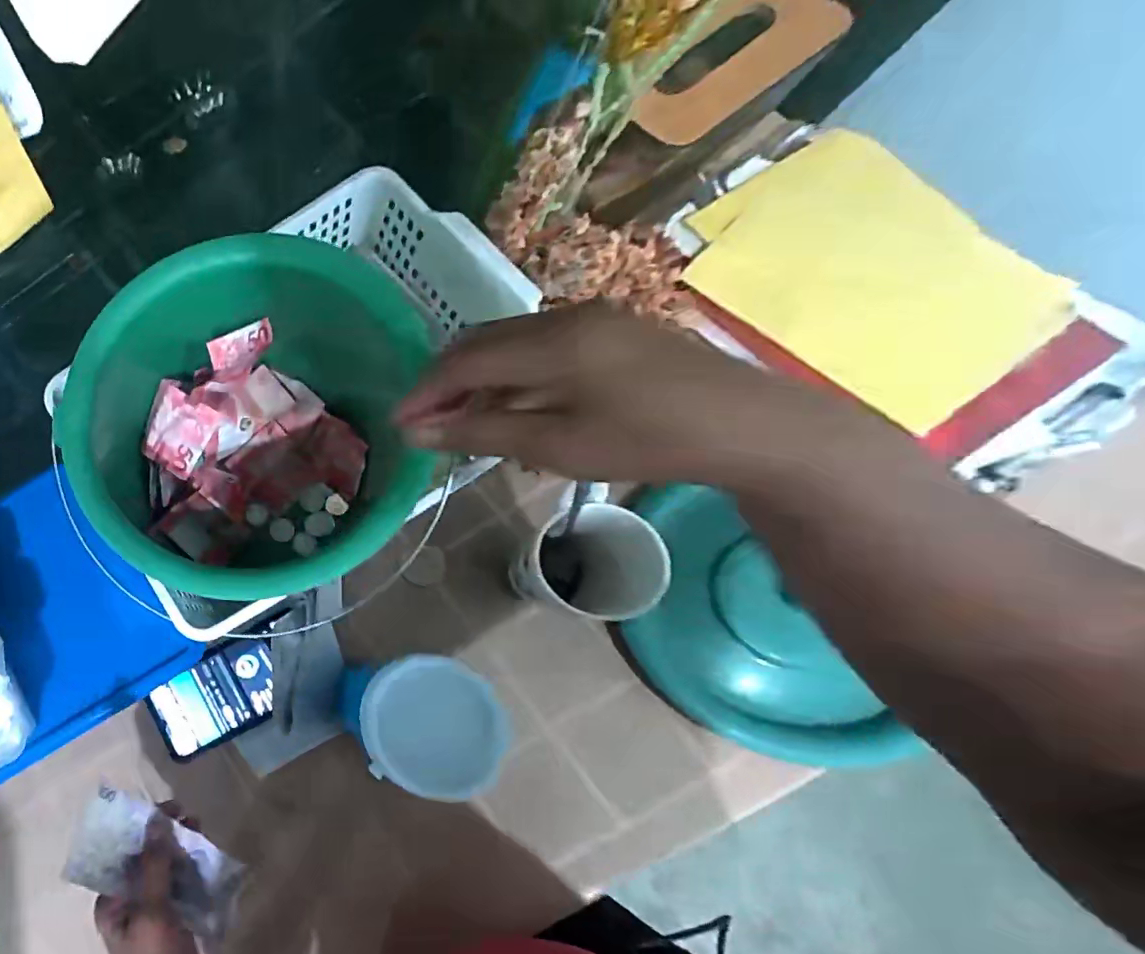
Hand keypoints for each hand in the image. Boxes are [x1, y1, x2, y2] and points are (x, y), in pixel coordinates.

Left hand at [95, 810, 208, 953]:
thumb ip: (154, 866)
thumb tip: (156, 821)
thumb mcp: (153, 914)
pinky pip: (178, 889)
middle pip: (145, 859)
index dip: (143, 826)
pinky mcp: (171, 925)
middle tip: (191, 818)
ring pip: (164, 872)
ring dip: (180, 852)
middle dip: (165, 837)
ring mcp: (149, 915)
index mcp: (111, 900)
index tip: (169, 807)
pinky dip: (190, 873)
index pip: (123, 852)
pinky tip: (206, 861)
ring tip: (201, 832)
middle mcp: (126, 903)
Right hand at [395, 303, 891, 488]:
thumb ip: (480, 434)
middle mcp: (563, 317)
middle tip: (422, 422)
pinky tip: (506, 404)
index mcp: (551, 342)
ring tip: (458, 419)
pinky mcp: (607, 330)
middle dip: (443, 381)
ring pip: (507, 342)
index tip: (397, 423)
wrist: (747, 426)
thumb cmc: (646, 440)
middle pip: (480, 342)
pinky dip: (507, 374)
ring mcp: (589, 318)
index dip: (425, 391)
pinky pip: (536, 346)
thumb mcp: (555, 445)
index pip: (464, 361)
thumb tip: (415, 432)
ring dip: (474, 378)